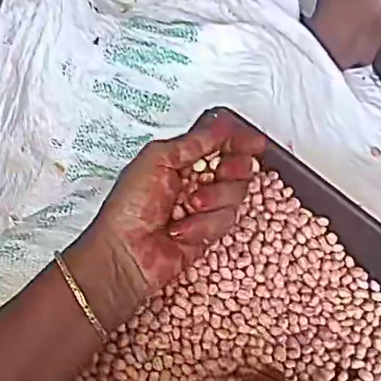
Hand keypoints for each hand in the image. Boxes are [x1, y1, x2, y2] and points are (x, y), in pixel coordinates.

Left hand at [80, 111, 266, 301]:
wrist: (126, 253)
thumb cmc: (129, 208)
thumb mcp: (157, 159)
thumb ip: (194, 142)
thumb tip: (221, 127)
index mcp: (179, 160)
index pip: (217, 144)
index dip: (237, 141)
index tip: (254, 142)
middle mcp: (193, 183)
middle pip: (235, 168)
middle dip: (233, 169)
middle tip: (222, 174)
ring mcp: (202, 209)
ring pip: (234, 195)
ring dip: (214, 200)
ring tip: (189, 206)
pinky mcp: (207, 232)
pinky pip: (225, 221)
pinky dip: (204, 224)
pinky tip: (181, 230)